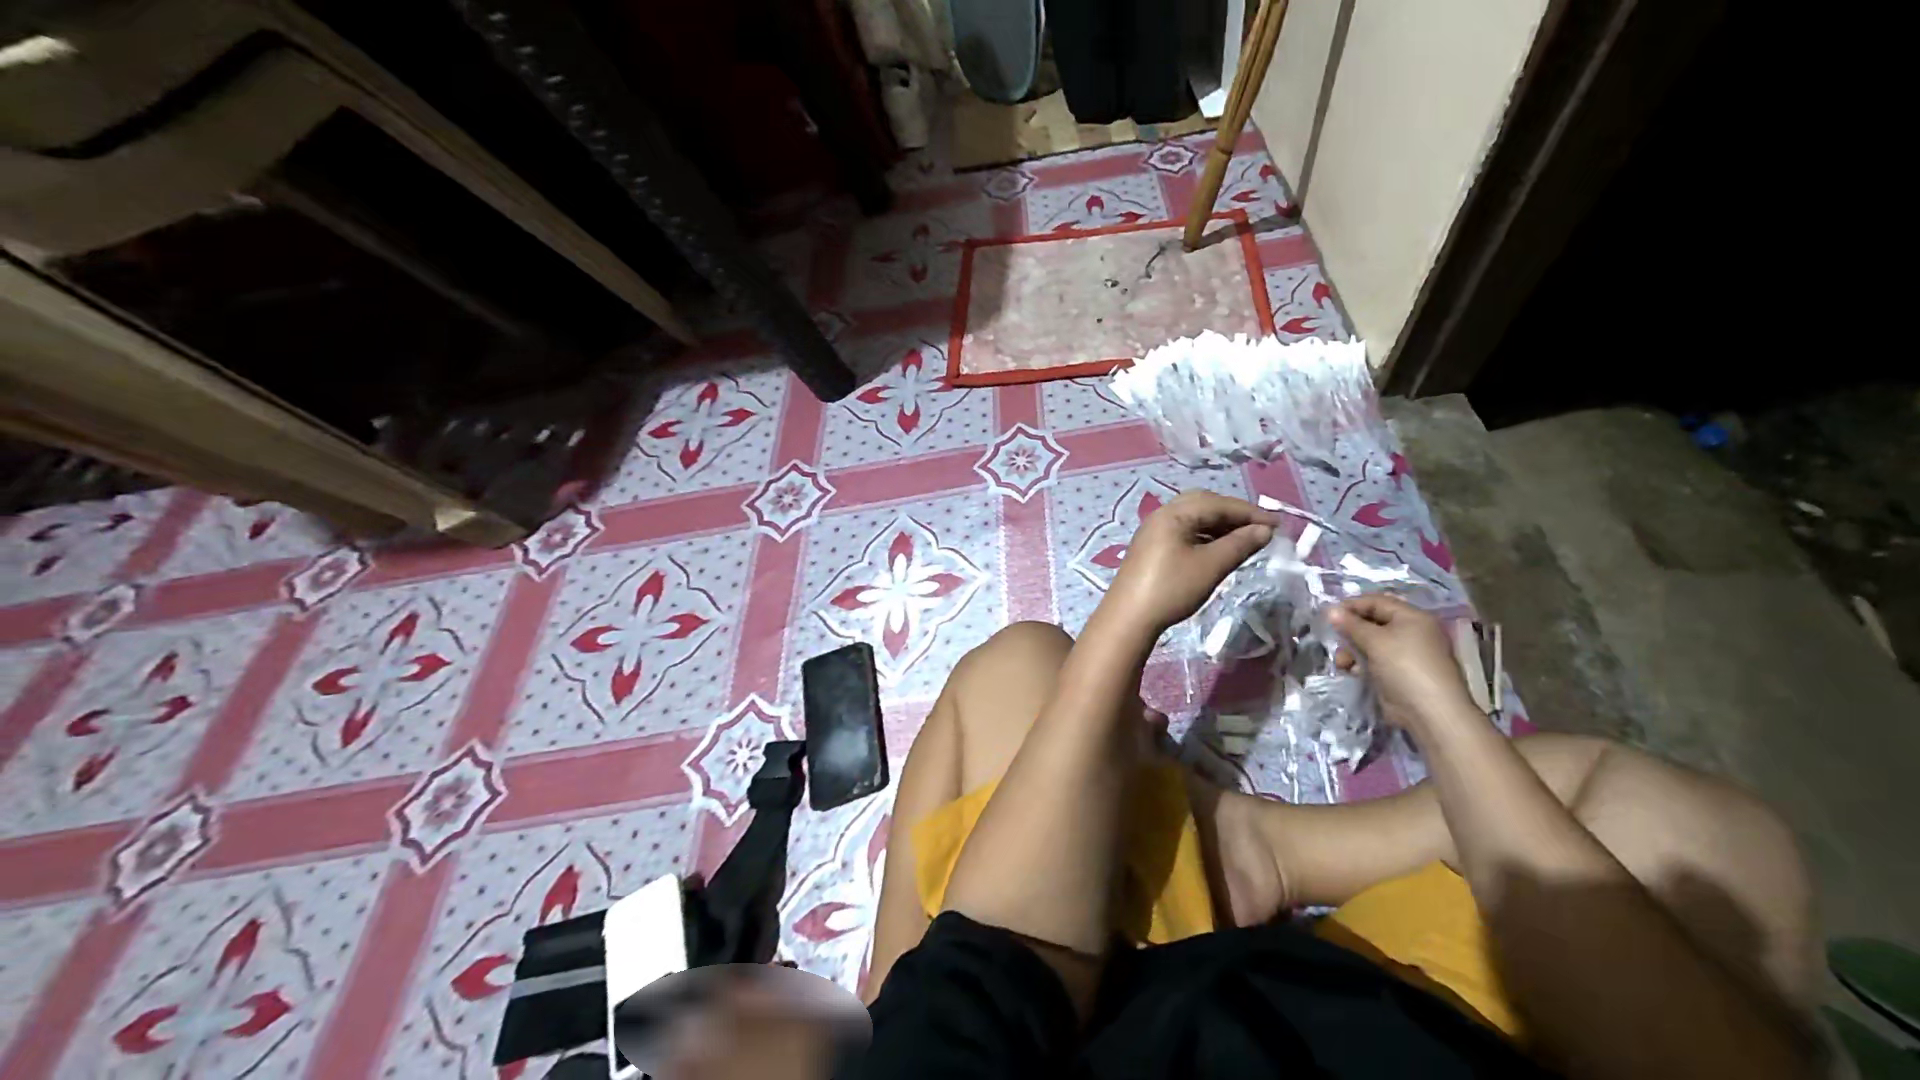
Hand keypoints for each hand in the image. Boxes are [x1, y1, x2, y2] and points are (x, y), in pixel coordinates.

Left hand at [1103, 491, 1275, 633]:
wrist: (1129, 617)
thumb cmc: (1172, 588)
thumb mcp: (1211, 566)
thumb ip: (1240, 544)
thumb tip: (1265, 530)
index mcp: (1173, 513)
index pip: (1219, 503)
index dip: (1250, 513)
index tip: (1277, 526)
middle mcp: (1161, 515)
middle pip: (1204, 504)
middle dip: (1234, 514)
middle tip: (1258, 530)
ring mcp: (1154, 531)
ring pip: (1193, 518)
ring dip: (1220, 525)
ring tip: (1244, 541)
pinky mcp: (1152, 547)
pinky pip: (1184, 531)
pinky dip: (1205, 536)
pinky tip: (1219, 550)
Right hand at [1329, 594, 1477, 733]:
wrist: (1429, 711)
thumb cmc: (1404, 666)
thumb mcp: (1375, 641)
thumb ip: (1351, 624)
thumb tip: (1331, 610)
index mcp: (1412, 617)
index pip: (1377, 601)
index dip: (1352, 606)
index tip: (1329, 615)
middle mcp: (1411, 632)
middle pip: (1372, 622)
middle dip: (1350, 632)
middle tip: (1335, 641)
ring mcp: (1406, 654)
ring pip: (1370, 643)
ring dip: (1352, 650)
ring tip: (1343, 663)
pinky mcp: (1399, 673)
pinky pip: (1374, 660)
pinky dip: (1361, 664)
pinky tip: (1353, 672)